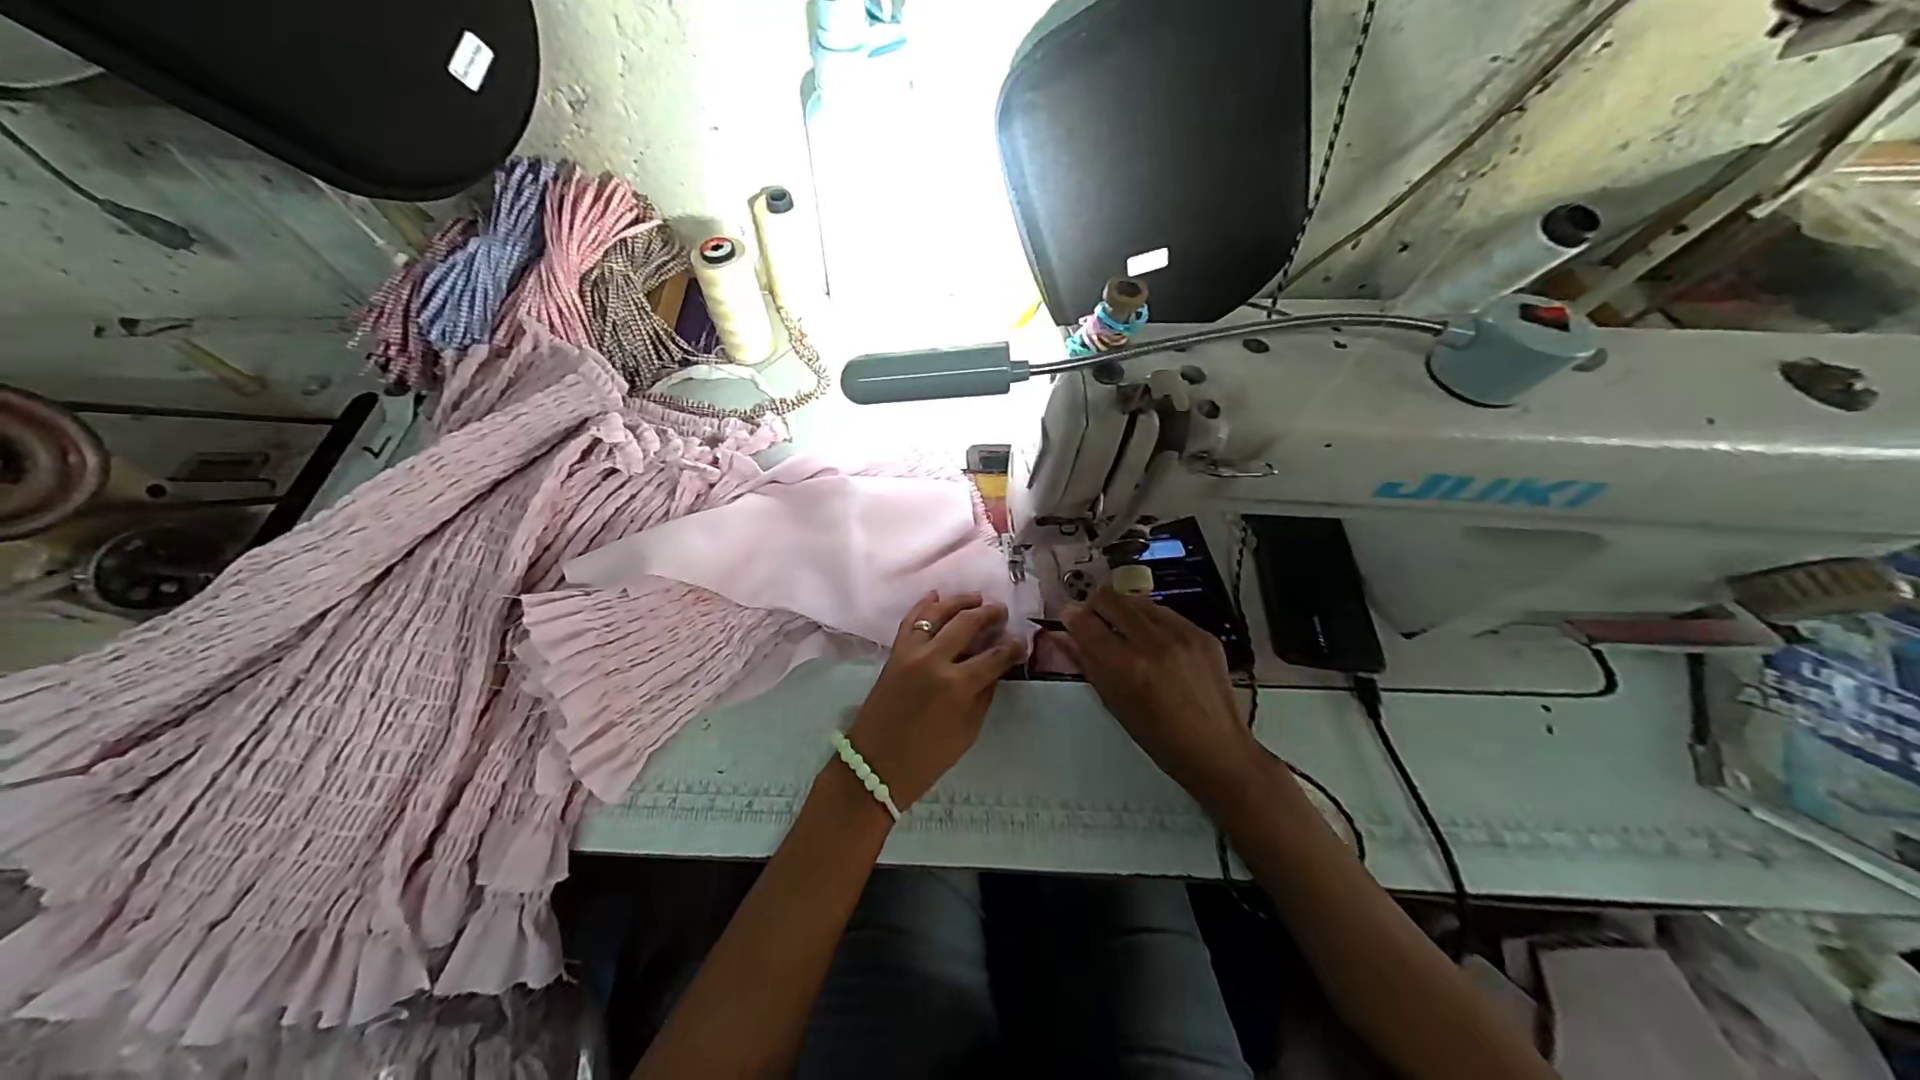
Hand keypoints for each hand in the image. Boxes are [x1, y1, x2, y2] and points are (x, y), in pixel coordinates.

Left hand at [844, 591, 1026, 810]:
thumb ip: (983, 694)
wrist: (875, 764)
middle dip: (989, 614)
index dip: (1012, 647)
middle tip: (1002, 611)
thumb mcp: (967, 731)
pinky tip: (936, 596)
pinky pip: (911, 620)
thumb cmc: (927, 757)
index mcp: (957, 685)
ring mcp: (910, 652)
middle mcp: (934, 660)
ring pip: (937, 613)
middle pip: (967, 624)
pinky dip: (924, 605)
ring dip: (959, 602)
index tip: (1021, 642)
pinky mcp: (894, 653)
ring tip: (976, 598)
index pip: (994, 656)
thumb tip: (996, 667)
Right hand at [1059, 586, 1261, 798]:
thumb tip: (1064, 634)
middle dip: (1096, 606)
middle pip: (1110, 598)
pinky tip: (1155, 642)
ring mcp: (1181, 633)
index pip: (1085, 621)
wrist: (1213, 747)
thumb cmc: (1156, 734)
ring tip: (1127, 632)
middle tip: (1095, 620)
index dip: (1072, 617)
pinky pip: (1167, 613)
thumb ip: (1086, 661)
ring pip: (1138, 600)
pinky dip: (1153, 622)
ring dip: (1125, 611)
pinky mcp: (1202, 633)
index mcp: (1125, 665)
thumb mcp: (1112, 701)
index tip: (1071, 620)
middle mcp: (1152, 641)